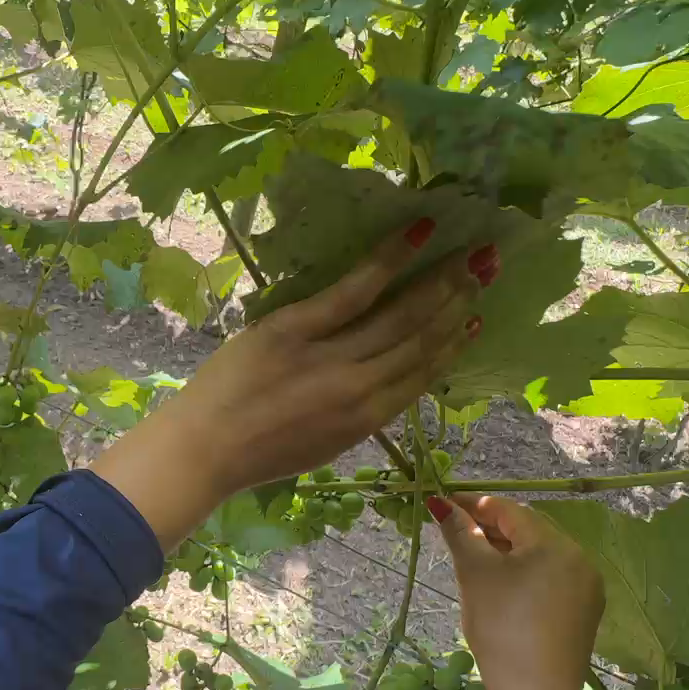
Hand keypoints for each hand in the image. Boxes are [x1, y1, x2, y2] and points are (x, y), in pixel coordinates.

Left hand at [93, 222, 493, 549]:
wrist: (203, 453)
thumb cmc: (253, 455)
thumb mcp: (319, 447)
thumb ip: (353, 415)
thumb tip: (381, 381)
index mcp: (366, 421)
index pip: (422, 376)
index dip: (452, 345)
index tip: (475, 318)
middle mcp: (362, 388)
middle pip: (420, 338)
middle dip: (456, 301)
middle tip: (485, 267)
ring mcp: (330, 357)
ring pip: (399, 314)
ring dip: (438, 281)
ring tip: (467, 253)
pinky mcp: (295, 330)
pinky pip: (353, 290)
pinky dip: (388, 260)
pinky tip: (418, 233)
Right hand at [427, 494, 604, 689]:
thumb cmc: (501, 625)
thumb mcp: (474, 573)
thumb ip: (460, 532)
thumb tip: (440, 503)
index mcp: (555, 545)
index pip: (509, 510)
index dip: (473, 504)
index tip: (441, 504)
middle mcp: (579, 558)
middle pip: (527, 529)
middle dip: (488, 525)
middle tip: (453, 530)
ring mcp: (586, 586)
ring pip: (537, 553)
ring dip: (504, 548)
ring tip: (471, 556)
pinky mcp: (583, 610)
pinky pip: (548, 576)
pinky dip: (521, 571)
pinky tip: (499, 584)